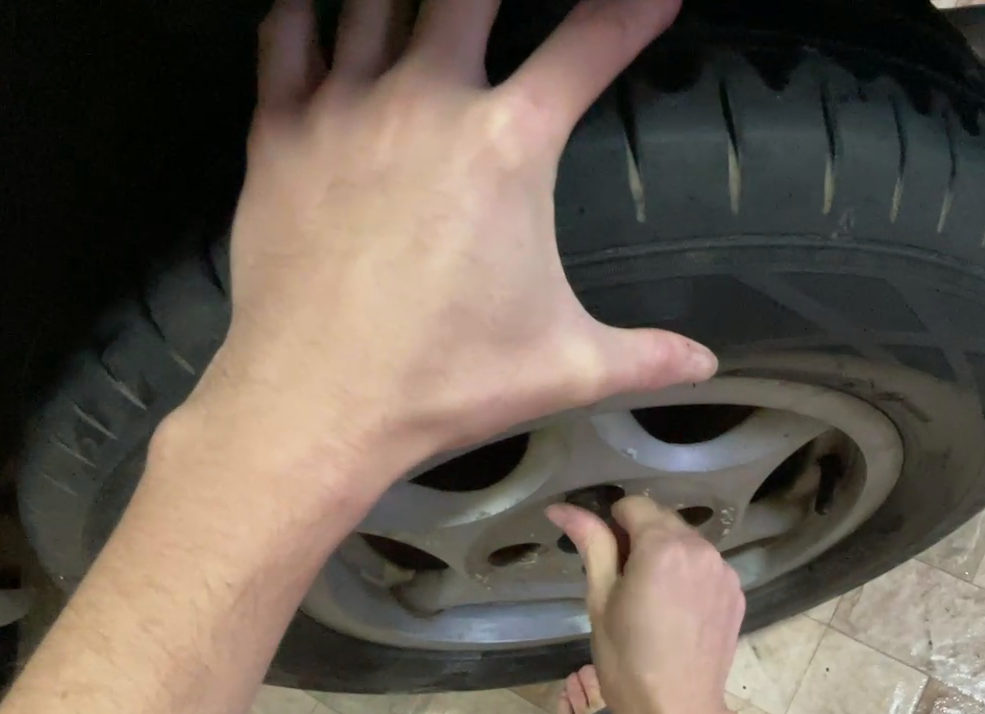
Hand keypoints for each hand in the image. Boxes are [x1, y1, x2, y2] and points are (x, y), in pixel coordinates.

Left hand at [171, 0, 715, 485]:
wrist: (319, 404)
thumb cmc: (448, 384)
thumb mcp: (566, 370)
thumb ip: (645, 357)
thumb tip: (706, 366)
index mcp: (508, 149)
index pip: (588, 46)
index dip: (629, 12)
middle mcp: (426, 100)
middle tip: (504, 15)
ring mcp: (343, 107)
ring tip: (427, 15)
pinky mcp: (277, 133)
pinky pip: (286, 34)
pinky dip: (308, 15)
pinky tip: (324, 17)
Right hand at [548, 496, 749, 713]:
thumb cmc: (627, 662)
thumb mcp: (600, 600)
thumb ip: (591, 544)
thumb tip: (563, 508)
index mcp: (663, 546)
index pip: (635, 505)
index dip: (612, 523)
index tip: (603, 556)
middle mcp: (701, 549)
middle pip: (664, 520)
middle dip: (640, 538)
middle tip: (622, 581)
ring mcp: (724, 571)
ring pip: (687, 543)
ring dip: (666, 555)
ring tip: (650, 600)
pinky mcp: (736, 593)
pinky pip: (706, 567)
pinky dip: (688, 575)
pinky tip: (675, 612)